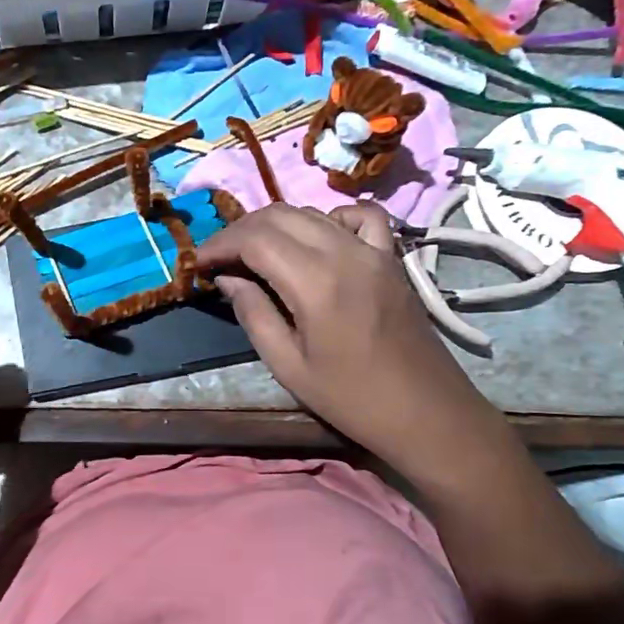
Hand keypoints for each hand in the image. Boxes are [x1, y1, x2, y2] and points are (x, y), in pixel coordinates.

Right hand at [195, 204, 499, 469]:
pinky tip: (319, 240)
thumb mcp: (288, 366)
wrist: (425, 411)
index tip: (198, 263)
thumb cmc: (351, 399)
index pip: (254, 239)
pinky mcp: (392, 258)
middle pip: (279, 215)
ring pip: (313, 212)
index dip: (220, 245)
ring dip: (276, 224)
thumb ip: (253, 313)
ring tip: (255, 251)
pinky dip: (331, 218)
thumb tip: (227, 277)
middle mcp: (344, 252)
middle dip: (240, 231)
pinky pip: (361, 217)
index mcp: (315, 282)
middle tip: (220, 258)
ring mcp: (373, 250)